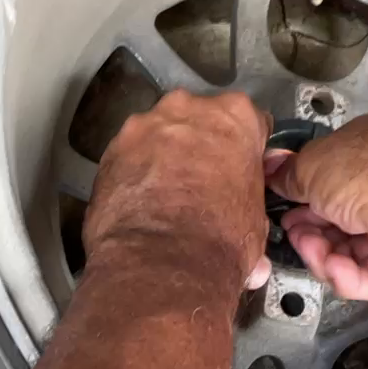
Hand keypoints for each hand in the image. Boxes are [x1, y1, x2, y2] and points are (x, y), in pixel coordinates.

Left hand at [85, 91, 272, 289]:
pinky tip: (138, 202)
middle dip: (199, 147)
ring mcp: (145, 124)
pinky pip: (129, 156)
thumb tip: (255, 261)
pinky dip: (133, 173)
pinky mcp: (112, 148)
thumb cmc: (219, 239)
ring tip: (164, 196)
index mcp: (236, 116)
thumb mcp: (254, 226)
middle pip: (198, 121)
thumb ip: (250, 214)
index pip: (249, 123)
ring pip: (159, 135)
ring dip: (163, 157)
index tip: (237, 170)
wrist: (161, 261)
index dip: (243, 151)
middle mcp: (189, 107)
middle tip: (200, 184)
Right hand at [267, 114, 367, 300]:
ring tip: (311, 247)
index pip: (329, 178)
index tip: (280, 204)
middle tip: (292, 231)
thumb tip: (273, 170)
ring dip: (320, 253)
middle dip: (307, 228)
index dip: (301, 194)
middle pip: (334, 220)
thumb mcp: (315, 164)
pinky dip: (343, 275)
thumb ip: (291, 174)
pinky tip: (333, 266)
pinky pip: (362, 279)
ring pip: (344, 253)